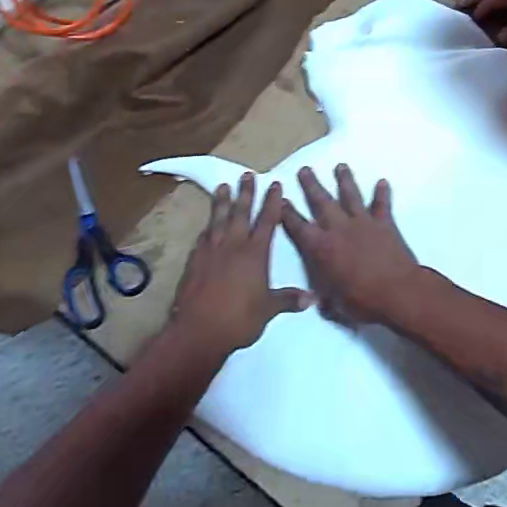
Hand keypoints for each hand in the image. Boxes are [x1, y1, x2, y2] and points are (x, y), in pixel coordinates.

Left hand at [170, 173, 305, 352]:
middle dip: (246, 193)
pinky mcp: (194, 262)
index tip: (275, 185)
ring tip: (223, 187)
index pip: (267, 221)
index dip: (272, 202)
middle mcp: (234, 246)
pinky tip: (207, 225)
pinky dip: (208, 227)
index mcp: (255, 253)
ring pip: (218, 220)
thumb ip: (288, 299)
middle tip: (247, 175)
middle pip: (241, 213)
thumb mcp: (269, 309)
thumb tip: (312, 298)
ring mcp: (211, 252)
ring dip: (222, 203)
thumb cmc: (240, 319)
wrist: (199, 331)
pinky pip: (203, 238)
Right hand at [281, 164, 421, 322]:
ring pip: (351, 196)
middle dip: (311, 185)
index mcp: (321, 249)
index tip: (280, 199)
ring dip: (345, 180)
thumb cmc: (363, 301)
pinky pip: (383, 205)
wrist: (398, 291)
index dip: (288, 213)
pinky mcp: (385, 224)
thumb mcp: (337, 305)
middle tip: (305, 169)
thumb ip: (328, 299)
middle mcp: (339, 229)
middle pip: (322, 202)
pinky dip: (383, 193)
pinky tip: (383, 181)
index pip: (299, 227)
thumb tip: (322, 303)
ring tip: (341, 166)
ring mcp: (363, 223)